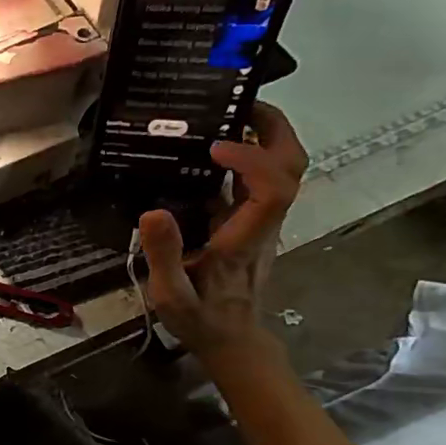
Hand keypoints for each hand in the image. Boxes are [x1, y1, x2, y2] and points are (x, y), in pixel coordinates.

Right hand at [138, 101, 305, 363]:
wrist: (232, 341)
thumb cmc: (202, 321)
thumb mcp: (171, 297)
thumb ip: (163, 256)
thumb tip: (153, 209)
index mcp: (246, 239)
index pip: (272, 187)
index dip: (252, 157)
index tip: (215, 144)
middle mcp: (263, 224)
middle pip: (292, 166)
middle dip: (273, 128)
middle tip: (237, 103)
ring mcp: (261, 223)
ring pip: (282, 169)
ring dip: (263, 136)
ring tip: (224, 115)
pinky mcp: (250, 224)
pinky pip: (259, 181)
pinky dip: (245, 156)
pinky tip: (211, 151)